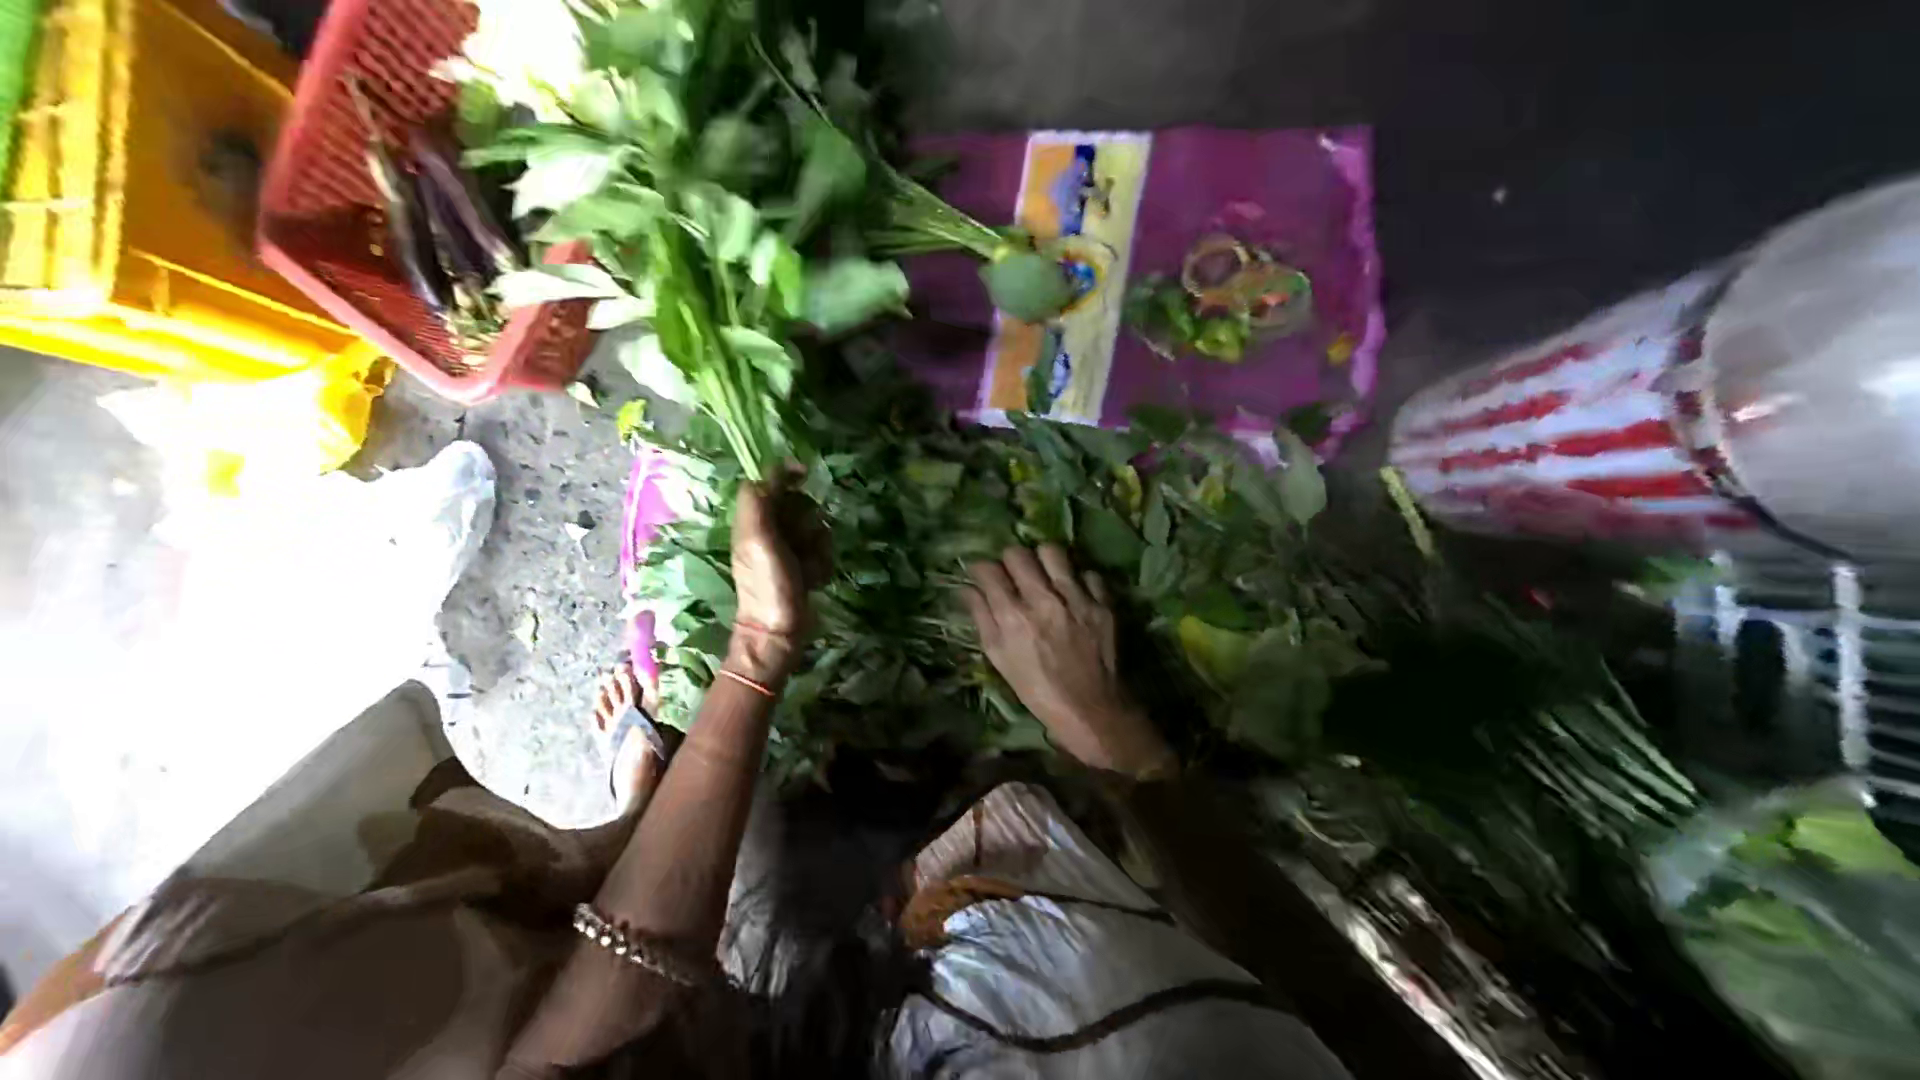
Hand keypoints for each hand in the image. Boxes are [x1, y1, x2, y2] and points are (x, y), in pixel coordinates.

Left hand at [727, 480, 822, 683]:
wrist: (779, 632)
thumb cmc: (767, 585)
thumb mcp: (757, 538)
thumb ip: (758, 502)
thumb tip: (773, 469)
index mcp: (752, 519)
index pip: (771, 482)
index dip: (788, 477)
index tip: (806, 478)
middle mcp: (770, 530)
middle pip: (800, 504)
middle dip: (808, 520)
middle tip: (802, 542)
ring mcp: (789, 550)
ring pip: (817, 528)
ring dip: (818, 547)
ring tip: (808, 568)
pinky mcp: (805, 566)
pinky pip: (823, 551)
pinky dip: (822, 564)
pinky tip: (814, 579)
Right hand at [962, 545, 1175, 778]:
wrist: (1091, 709)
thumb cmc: (1038, 690)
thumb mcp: (999, 658)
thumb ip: (982, 618)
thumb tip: (967, 588)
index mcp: (1013, 617)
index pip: (989, 570)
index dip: (981, 569)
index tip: (984, 574)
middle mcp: (1043, 600)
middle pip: (1018, 553)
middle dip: (1009, 560)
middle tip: (1013, 573)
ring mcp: (1076, 598)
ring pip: (1052, 551)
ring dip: (1042, 560)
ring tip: (1044, 574)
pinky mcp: (1102, 603)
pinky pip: (1087, 573)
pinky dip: (1078, 580)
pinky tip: (1074, 594)